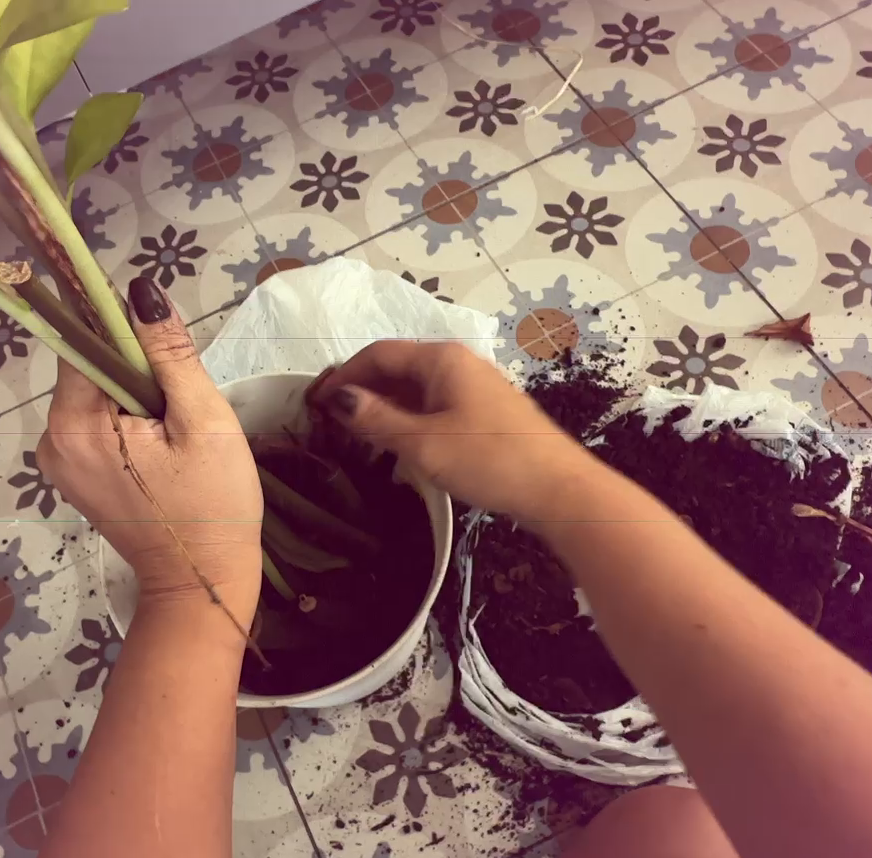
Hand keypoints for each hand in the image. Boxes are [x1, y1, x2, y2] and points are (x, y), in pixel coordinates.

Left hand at [39, 280, 261, 622]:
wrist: (201, 580)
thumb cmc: (213, 504)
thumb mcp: (202, 422)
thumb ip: (170, 355)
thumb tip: (140, 290)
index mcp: (74, 424)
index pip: (83, 341)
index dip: (123, 328)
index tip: (164, 342)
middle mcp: (51, 440)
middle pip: (90, 368)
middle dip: (138, 371)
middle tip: (184, 406)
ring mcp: (60, 462)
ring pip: (97, 395)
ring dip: (137, 396)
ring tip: (177, 432)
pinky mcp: (76, 476)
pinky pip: (99, 425)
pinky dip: (130, 422)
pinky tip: (162, 449)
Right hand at [307, 340, 597, 520]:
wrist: (558, 489)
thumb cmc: (489, 460)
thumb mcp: (423, 443)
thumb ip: (377, 420)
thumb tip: (338, 400)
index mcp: (440, 359)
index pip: (378, 354)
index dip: (342, 376)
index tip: (313, 402)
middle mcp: (456, 363)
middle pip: (395, 369)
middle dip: (360, 393)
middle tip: (328, 424)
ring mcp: (472, 387)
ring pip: (414, 391)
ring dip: (382, 411)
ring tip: (354, 440)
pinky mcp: (482, 413)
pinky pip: (432, 408)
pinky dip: (406, 422)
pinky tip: (395, 448)